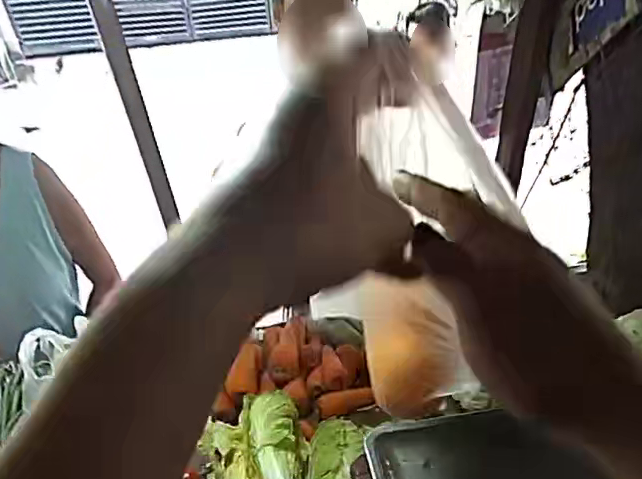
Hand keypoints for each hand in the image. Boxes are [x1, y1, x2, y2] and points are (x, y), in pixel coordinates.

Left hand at [207, 35, 417, 306]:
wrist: (225, 267)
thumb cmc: (305, 232)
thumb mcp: (378, 229)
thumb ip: (402, 219)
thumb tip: (400, 224)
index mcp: (327, 90)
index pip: (374, 48)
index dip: (405, 66)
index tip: (416, 91)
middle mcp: (284, 101)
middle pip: (335, 88)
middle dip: (367, 112)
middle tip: (389, 133)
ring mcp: (252, 136)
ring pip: (307, 130)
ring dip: (336, 154)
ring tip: (357, 192)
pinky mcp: (234, 173)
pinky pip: (283, 164)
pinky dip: (307, 181)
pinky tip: (318, 221)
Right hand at [397, 175, 641, 436]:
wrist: (603, 395)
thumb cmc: (534, 358)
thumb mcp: (479, 312)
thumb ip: (447, 270)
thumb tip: (416, 238)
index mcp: (504, 248)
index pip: (457, 207)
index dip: (424, 193)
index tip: (397, 182)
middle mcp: (524, 252)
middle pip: (477, 219)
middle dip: (442, 209)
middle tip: (409, 208)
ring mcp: (540, 276)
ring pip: (491, 243)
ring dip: (460, 236)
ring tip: (432, 244)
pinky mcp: (548, 301)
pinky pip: (501, 267)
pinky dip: (476, 263)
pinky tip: (468, 285)